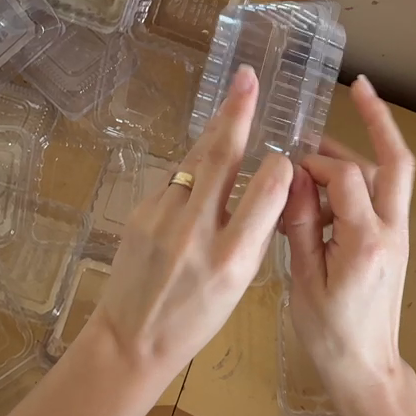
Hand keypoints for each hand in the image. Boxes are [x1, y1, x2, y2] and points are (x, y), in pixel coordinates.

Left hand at [81, 64, 293, 379]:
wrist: (130, 338)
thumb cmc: (196, 319)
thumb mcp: (239, 285)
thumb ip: (254, 233)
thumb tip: (268, 184)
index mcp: (233, 257)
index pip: (267, 191)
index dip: (280, 166)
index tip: (285, 156)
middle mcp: (196, 231)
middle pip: (221, 157)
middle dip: (237, 113)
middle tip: (247, 78)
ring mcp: (162, 217)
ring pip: (195, 161)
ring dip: (215, 131)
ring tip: (234, 101)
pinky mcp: (140, 211)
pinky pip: (175, 177)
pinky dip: (193, 164)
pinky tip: (203, 159)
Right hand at [282, 74, 415, 406]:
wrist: (368, 372)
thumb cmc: (330, 334)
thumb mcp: (303, 280)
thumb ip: (298, 224)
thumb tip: (292, 177)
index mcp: (366, 241)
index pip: (347, 177)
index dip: (315, 164)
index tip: (287, 170)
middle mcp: (391, 231)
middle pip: (395, 162)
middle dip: (379, 121)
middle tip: (359, 86)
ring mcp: (397, 235)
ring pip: (389, 175)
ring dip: (359, 150)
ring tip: (316, 145)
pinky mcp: (392, 241)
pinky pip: (380, 195)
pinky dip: (355, 178)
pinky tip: (321, 187)